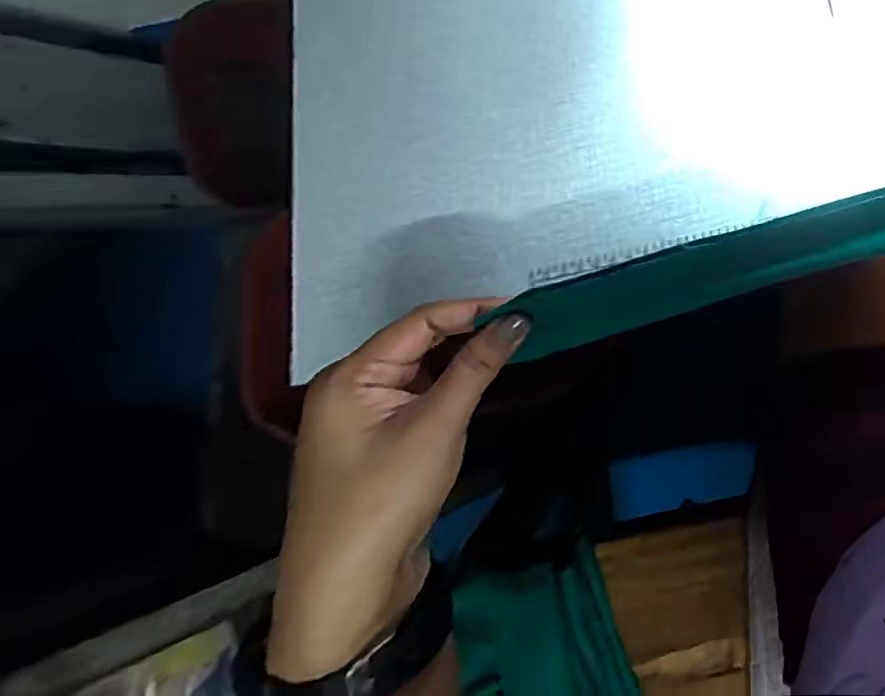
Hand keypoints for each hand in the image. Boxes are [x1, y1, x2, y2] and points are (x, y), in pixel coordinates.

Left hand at [266, 300, 528, 680]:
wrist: (350, 584)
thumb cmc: (387, 495)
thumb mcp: (438, 423)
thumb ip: (478, 364)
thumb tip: (520, 316)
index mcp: (350, 376)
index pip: (420, 322)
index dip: (473, 308)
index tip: (528, 305)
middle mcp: (352, 385)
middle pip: (419, 339)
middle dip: (472, 326)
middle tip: (529, 320)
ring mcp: (365, 411)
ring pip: (424, 363)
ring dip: (466, 351)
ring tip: (517, 339)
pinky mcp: (382, 433)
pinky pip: (424, 388)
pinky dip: (456, 377)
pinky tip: (486, 373)